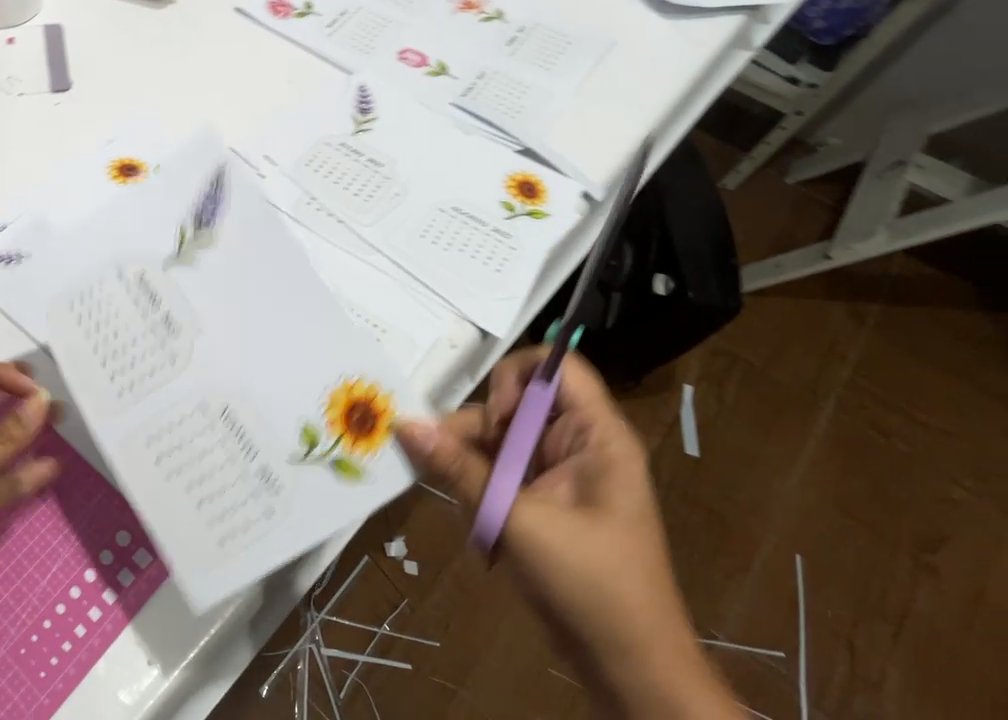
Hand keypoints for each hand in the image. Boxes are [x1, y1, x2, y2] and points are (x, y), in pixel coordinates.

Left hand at [0, 361, 61, 629]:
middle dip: (18, 399)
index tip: (37, 387)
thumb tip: (42, 400)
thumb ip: (1, 439)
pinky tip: (54, 466)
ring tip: (64, 423)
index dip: (1, 376)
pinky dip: (26, 474)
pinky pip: (4, 481)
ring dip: (27, 433)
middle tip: (59, 398)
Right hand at [395, 348, 734, 717]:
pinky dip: (476, 490)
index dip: (515, 378)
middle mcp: (576, 446)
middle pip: (512, 405)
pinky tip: (475, 524)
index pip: (556, 368)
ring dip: (467, 466)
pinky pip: (496, 474)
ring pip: (496, 442)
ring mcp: (558, 477)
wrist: (629, 666)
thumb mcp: (517, 521)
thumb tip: (404, 424)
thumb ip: (458, 468)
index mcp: (595, 437)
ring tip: (462, 506)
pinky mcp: (541, 504)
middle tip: (441, 464)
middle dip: (472, 432)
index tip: (492, 421)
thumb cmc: (590, 585)